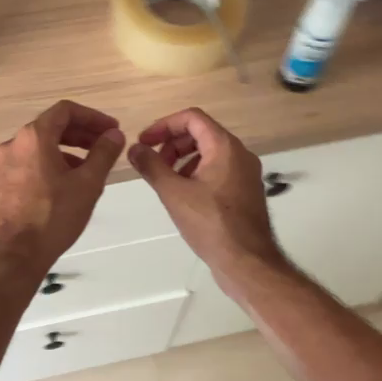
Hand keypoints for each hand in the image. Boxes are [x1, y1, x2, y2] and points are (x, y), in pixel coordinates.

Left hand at [0, 100, 126, 269]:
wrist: (15, 255)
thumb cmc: (54, 216)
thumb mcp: (88, 184)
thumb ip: (103, 153)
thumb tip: (114, 134)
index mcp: (33, 137)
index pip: (65, 111)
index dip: (93, 117)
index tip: (111, 130)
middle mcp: (12, 144)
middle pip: (50, 127)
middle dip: (81, 133)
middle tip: (104, 146)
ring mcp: (1, 164)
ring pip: (38, 147)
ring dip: (65, 150)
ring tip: (87, 169)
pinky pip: (27, 163)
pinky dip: (48, 164)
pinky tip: (63, 185)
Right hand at [129, 108, 285, 280]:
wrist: (247, 262)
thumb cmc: (210, 224)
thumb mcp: (173, 193)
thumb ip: (151, 166)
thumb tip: (134, 148)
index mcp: (225, 147)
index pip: (192, 118)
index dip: (164, 125)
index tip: (145, 142)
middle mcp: (240, 154)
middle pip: (201, 133)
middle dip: (172, 143)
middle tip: (152, 163)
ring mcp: (246, 173)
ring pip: (209, 152)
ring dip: (183, 159)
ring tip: (165, 180)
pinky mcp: (245, 191)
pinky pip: (218, 169)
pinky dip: (197, 172)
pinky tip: (183, 195)